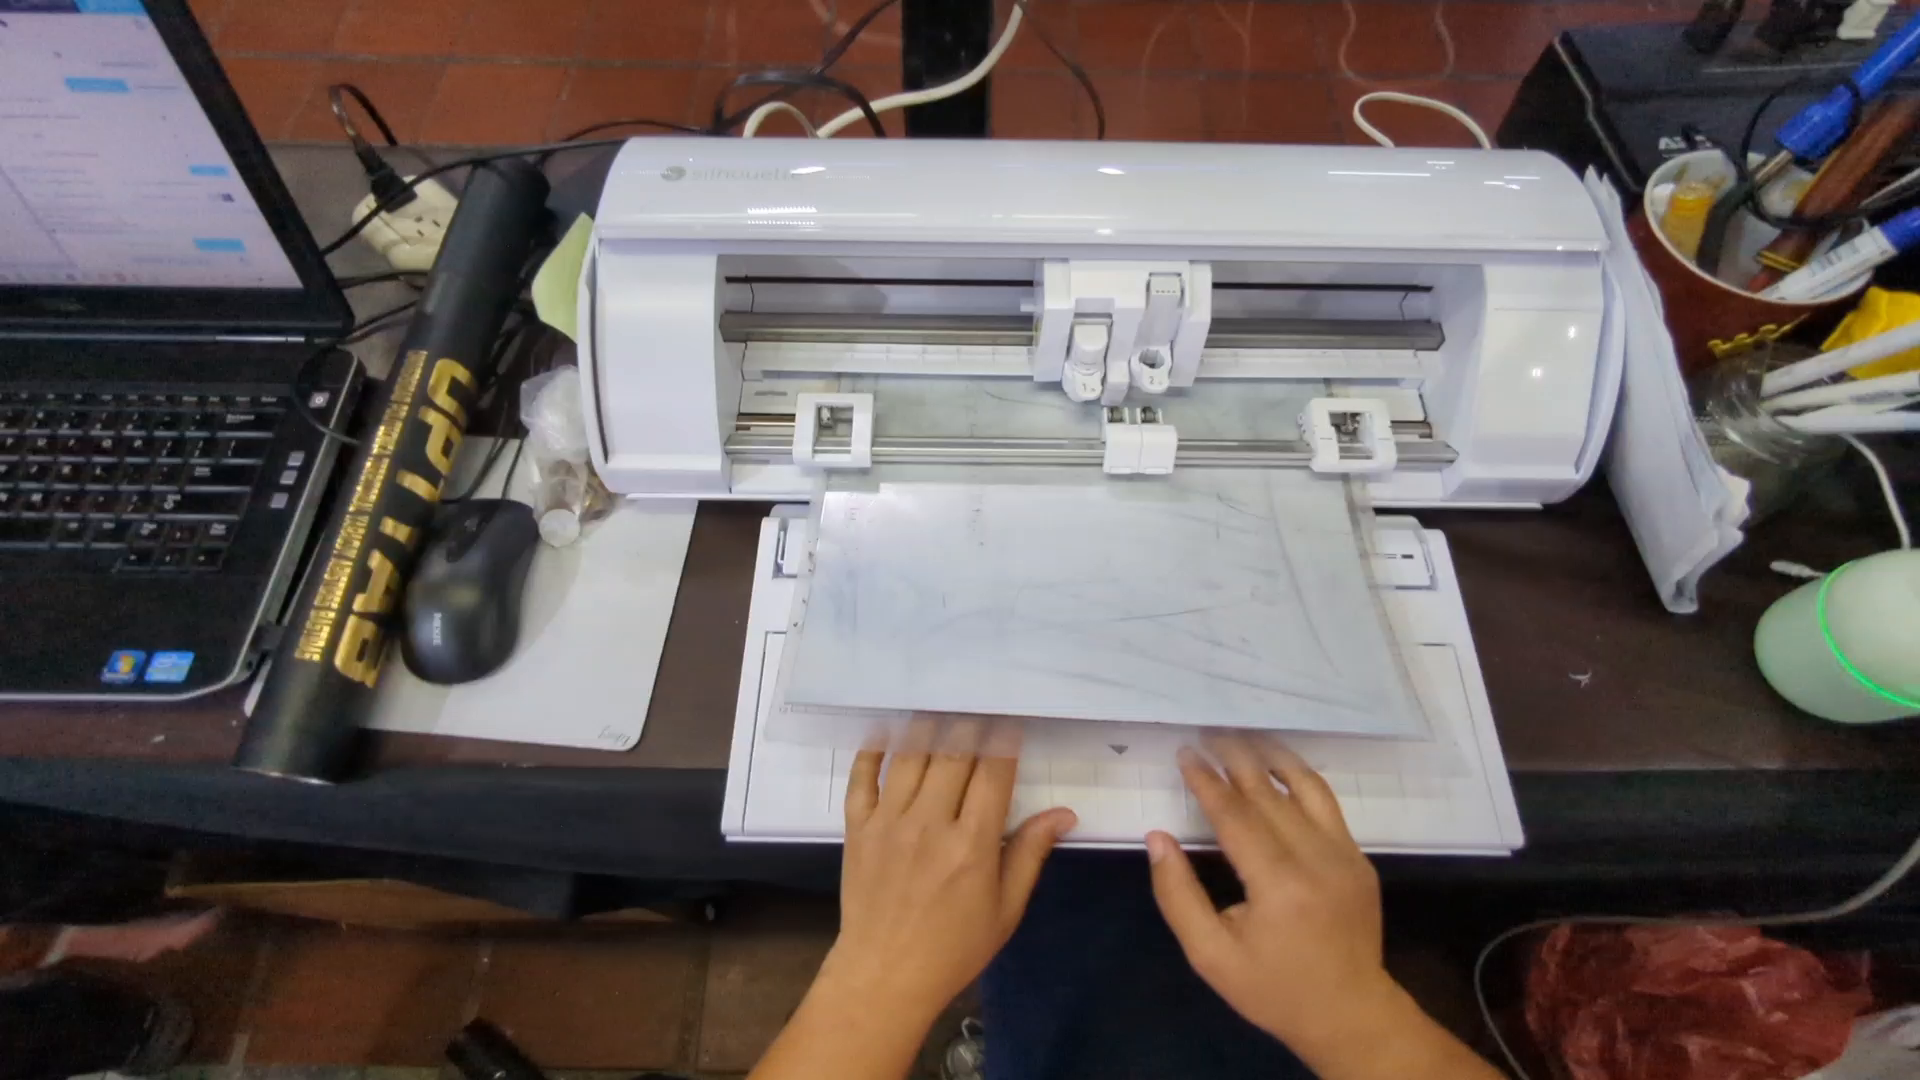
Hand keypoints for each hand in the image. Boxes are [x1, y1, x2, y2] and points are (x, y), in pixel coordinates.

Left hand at [822, 716, 1076, 1026]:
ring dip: (928, 726)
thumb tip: (1065, 812)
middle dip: (971, 724)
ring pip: (910, 756)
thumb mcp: (1005, 909)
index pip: (993, 773)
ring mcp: (888, 821)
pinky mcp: (858, 826)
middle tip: (980, 705)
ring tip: (941, 707)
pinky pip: (862, 776)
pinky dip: (872, 750)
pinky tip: (886, 729)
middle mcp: (929, 822)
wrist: (884, 975)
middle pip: (954, 753)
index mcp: (971, 843)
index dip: (1005, 741)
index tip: (1012, 721)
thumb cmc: (954, 945)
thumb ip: (1030, 854)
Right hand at [1146, 734, 1398, 1058]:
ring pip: (1304, 786)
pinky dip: (1298, 775)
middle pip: (1267, 793)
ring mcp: (1344, 856)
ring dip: (1269, 755)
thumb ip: (1178, 895)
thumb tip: (1158, 838)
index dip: (1206, 781)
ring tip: (1239, 735)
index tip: (1184, 753)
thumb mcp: (1211, 955)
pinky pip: (1326, 802)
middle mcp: (1317, 860)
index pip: (1235, 816)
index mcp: (1278, 886)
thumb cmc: (1273, 989)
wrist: (1353, 1017)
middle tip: (1204, 733)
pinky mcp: (1358, 858)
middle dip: (1232, 758)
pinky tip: (1276, 763)